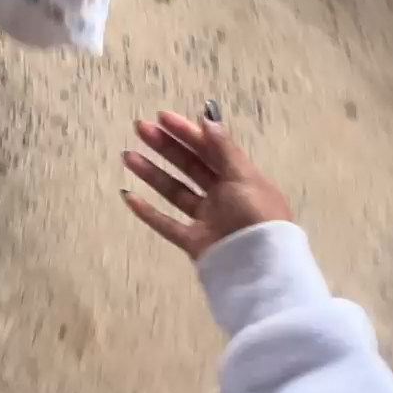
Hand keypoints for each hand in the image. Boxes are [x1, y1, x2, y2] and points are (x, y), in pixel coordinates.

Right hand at [121, 109, 293, 258]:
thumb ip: (223, 150)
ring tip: (127, 156)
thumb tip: (206, 119)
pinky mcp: (195, 243)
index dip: (186, 132)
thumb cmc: (258, 219)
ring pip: (174, 191)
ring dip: (151, 173)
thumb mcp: (244, 179)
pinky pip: (167, 224)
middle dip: (165, 146)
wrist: (264, 275)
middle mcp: (223, 197)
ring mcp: (207, 220)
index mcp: (239, 179)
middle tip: (140, 129)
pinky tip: (128, 195)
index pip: (209, 149)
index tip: (161, 117)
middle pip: (189, 166)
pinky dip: (147, 211)